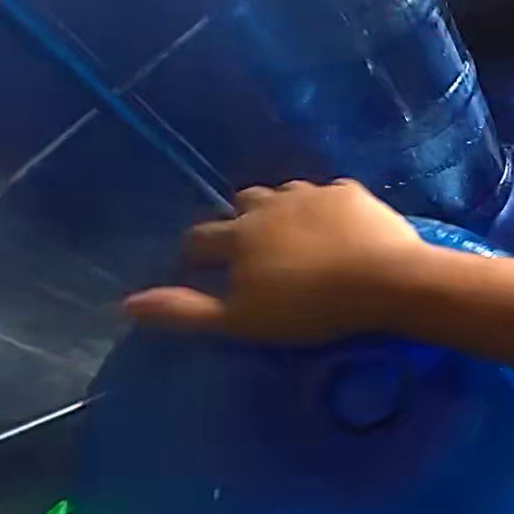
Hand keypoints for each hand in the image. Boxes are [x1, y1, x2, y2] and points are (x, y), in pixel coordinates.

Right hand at [124, 179, 426, 344]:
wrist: (386, 280)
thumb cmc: (313, 307)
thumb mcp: (245, 320)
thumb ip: (188, 311)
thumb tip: (126, 304)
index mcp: (240, 235)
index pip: (200, 238)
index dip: (196, 253)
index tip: (200, 267)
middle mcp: (271, 204)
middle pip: (244, 203)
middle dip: (242, 221)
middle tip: (256, 246)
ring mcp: (315, 194)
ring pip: (287, 192)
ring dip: (285, 208)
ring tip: (298, 231)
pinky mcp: (353, 193)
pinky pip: (333, 192)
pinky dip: (330, 206)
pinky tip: (341, 222)